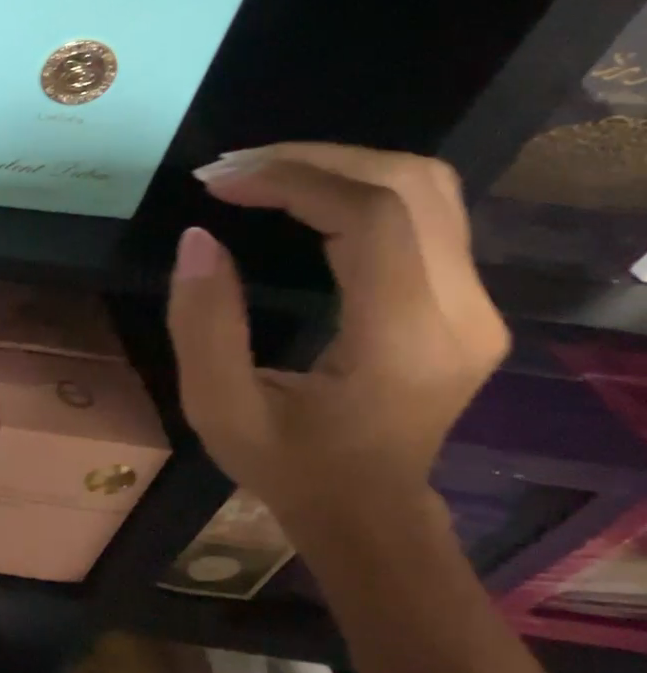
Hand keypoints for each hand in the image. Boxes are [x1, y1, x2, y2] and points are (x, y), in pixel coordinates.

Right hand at [167, 143, 509, 533]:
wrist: (368, 513)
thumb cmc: (289, 466)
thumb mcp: (218, 406)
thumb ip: (203, 322)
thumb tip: (197, 237)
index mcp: (404, 339)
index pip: (372, 217)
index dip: (291, 179)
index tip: (215, 184)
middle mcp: (461, 312)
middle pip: (411, 183)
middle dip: (311, 159)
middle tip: (229, 172)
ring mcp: (475, 304)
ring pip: (426, 186)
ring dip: (336, 165)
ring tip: (257, 174)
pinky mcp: (465, 299)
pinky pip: (422, 210)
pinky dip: (355, 185)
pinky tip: (296, 197)